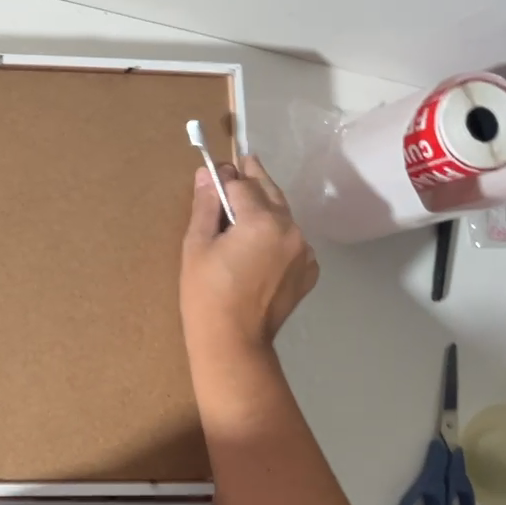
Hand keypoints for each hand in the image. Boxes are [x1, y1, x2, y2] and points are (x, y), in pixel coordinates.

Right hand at [179, 155, 317, 354]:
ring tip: (246, 211)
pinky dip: (276, 238)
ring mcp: (305, 252)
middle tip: (243, 164)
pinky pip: (292, 244)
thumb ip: (206, 207)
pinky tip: (258, 247)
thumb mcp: (197, 246)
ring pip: (283, 219)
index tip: (216, 168)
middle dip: (254, 179)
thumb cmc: (205, 293)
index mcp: (262, 221)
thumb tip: (208, 175)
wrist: (232, 340)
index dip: (227, 175)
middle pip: (271, 194)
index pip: (243, 185)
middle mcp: (291, 230)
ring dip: (266, 211)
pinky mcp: (308, 272)